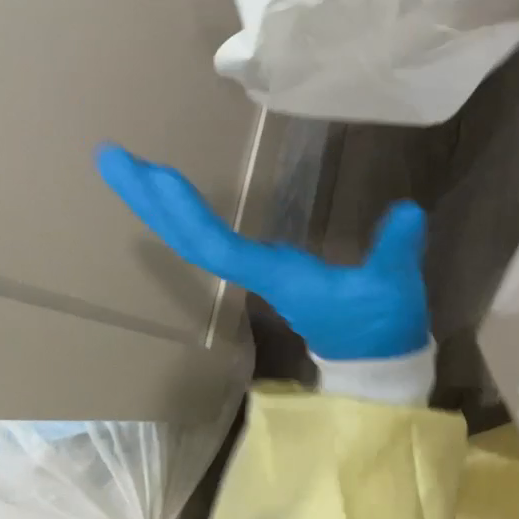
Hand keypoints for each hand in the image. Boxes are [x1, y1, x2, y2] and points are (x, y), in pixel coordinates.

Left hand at [95, 144, 429, 360]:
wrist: (378, 363)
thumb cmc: (381, 325)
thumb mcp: (393, 285)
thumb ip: (396, 250)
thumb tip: (407, 209)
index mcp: (276, 275)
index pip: (214, 244)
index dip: (184, 211)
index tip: (151, 172)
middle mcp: (255, 273)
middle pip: (187, 238)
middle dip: (150, 199)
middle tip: (111, 156)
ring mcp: (259, 273)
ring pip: (194, 239)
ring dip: (162, 205)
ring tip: (135, 169)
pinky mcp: (271, 270)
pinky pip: (213, 239)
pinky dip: (190, 215)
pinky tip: (181, 199)